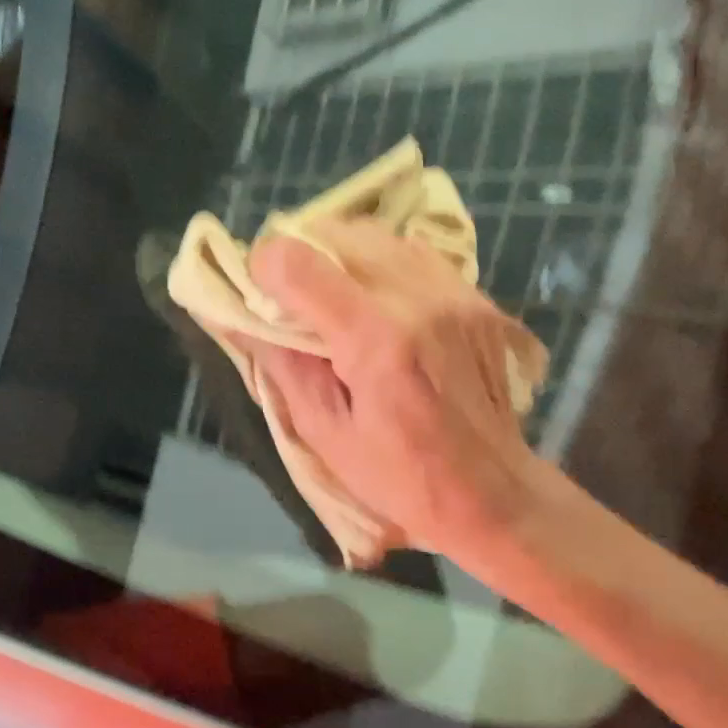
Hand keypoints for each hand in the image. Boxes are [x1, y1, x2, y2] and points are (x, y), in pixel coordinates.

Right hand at [241, 226, 555, 555]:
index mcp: (376, 340)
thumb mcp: (322, 430)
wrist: (496, 494)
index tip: (260, 298)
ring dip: (336, 255)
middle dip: (298, 258)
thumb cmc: (399, 475)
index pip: (297, 261)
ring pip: (370, 234)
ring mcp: (454, 293)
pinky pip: (407, 250)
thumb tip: (232, 313)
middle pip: (332, 234)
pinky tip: (373, 300)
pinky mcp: (473, 295)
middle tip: (290, 300)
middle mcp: (418, 301)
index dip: (264, 270)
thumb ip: (279, 362)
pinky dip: (376, 263)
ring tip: (330, 297)